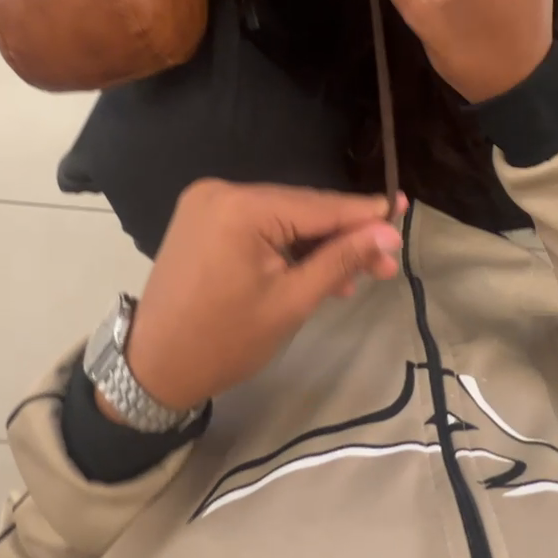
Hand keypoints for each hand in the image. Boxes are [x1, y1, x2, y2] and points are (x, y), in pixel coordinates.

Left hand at [117, 180, 403, 416]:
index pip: (318, 205)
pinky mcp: (202, 217)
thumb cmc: (224, 341)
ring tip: (353, 278)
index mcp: (241, 208)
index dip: (365, 212)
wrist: (153, 367)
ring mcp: (208, 202)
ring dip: (315, 243)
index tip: (404, 210)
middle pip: (300, 208)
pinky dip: (284, 244)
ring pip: (280, 216)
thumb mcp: (291, 303)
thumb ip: (340, 260)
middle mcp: (222, 191)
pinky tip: (312, 269)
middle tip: (384, 264)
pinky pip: (257, 223)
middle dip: (342, 236)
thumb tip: (389, 233)